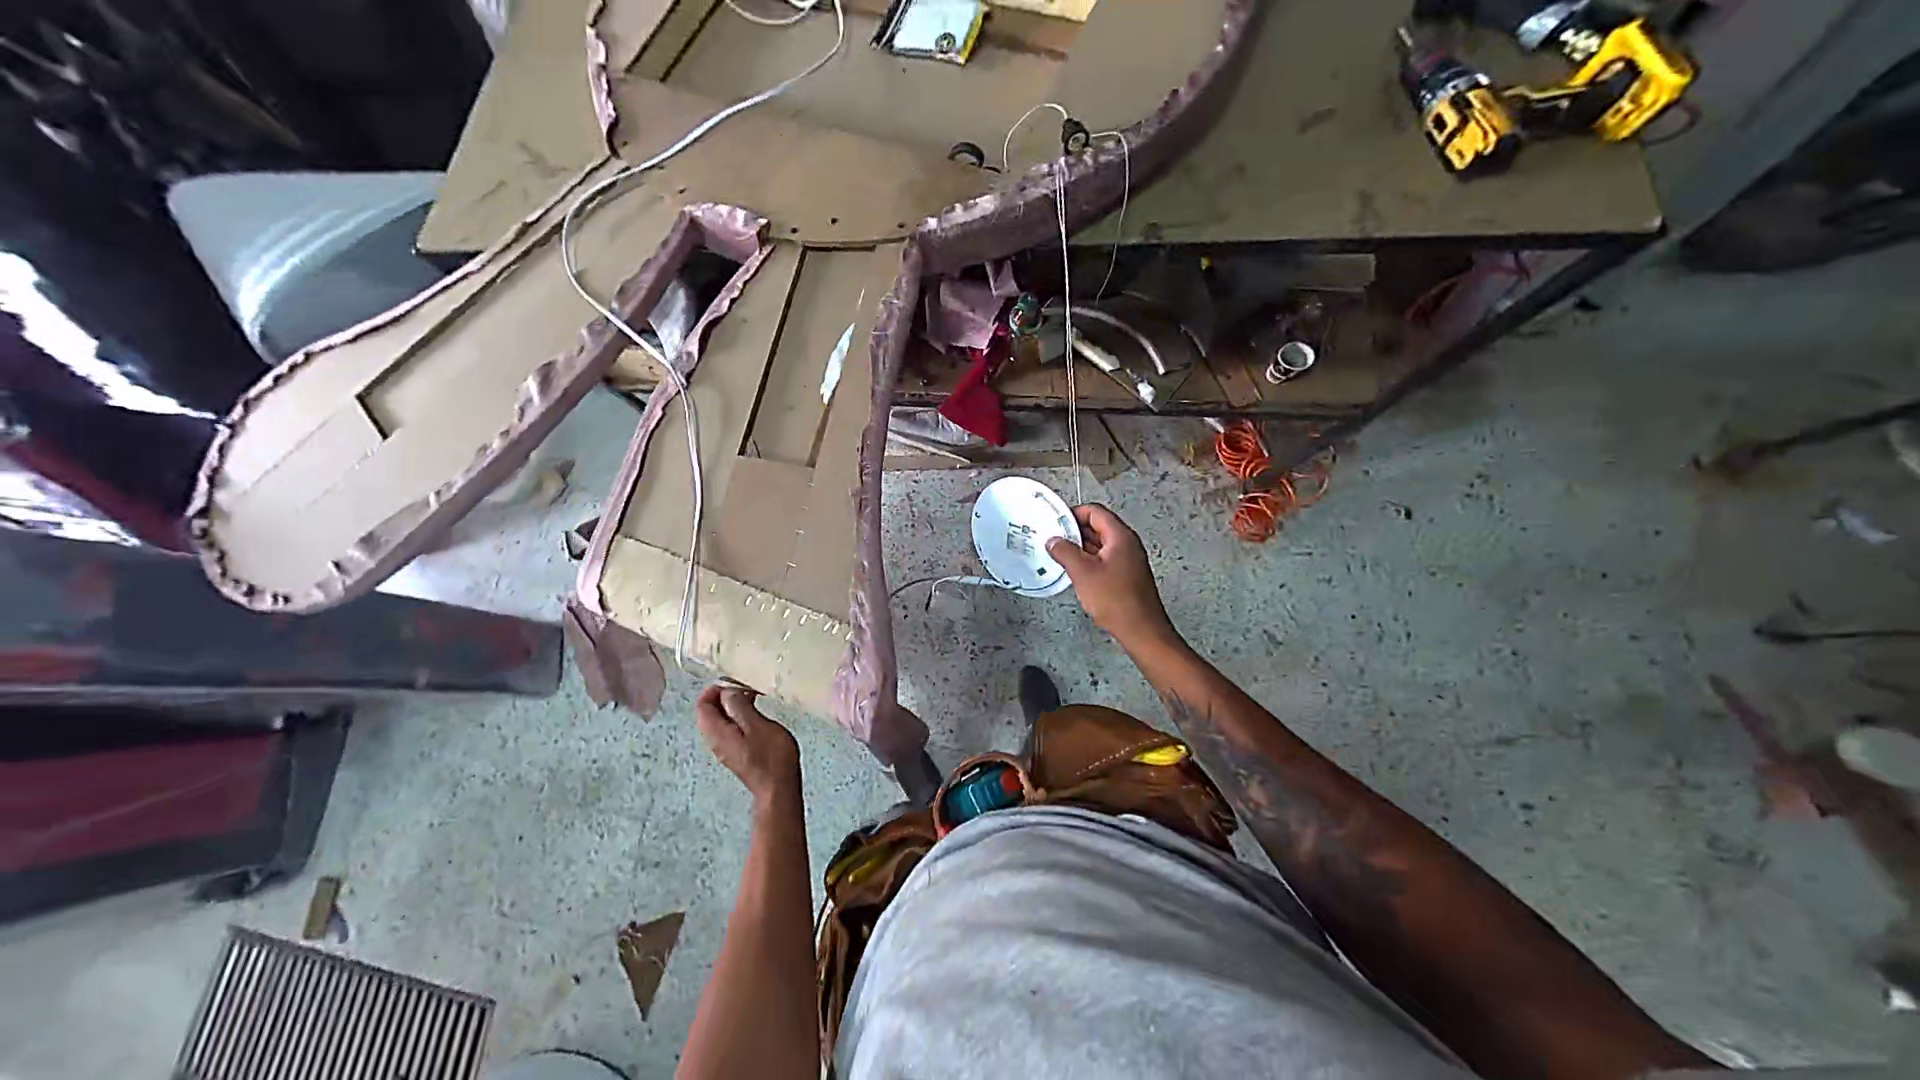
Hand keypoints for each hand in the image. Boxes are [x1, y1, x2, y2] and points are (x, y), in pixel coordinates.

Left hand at [696, 684, 800, 806]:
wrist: (778, 788)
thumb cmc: (771, 757)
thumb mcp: (756, 724)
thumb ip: (738, 705)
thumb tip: (727, 691)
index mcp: (716, 732)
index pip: (702, 705)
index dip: (714, 689)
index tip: (734, 681)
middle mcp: (715, 741)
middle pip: (709, 712)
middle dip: (724, 695)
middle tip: (745, 687)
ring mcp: (726, 748)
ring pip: (720, 720)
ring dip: (734, 706)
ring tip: (753, 697)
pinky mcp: (737, 753)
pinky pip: (730, 729)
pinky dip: (739, 717)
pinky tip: (756, 714)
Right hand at [1046, 504, 1178, 648]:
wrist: (1140, 629)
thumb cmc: (1119, 601)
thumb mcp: (1082, 572)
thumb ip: (1065, 552)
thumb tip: (1055, 541)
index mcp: (1120, 537)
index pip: (1095, 512)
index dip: (1073, 514)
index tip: (1057, 523)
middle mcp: (1127, 545)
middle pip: (1098, 526)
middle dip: (1075, 532)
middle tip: (1056, 540)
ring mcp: (1128, 560)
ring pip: (1100, 544)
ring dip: (1080, 548)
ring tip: (1063, 557)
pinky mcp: (1126, 575)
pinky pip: (1104, 560)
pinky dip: (1089, 562)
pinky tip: (1077, 573)